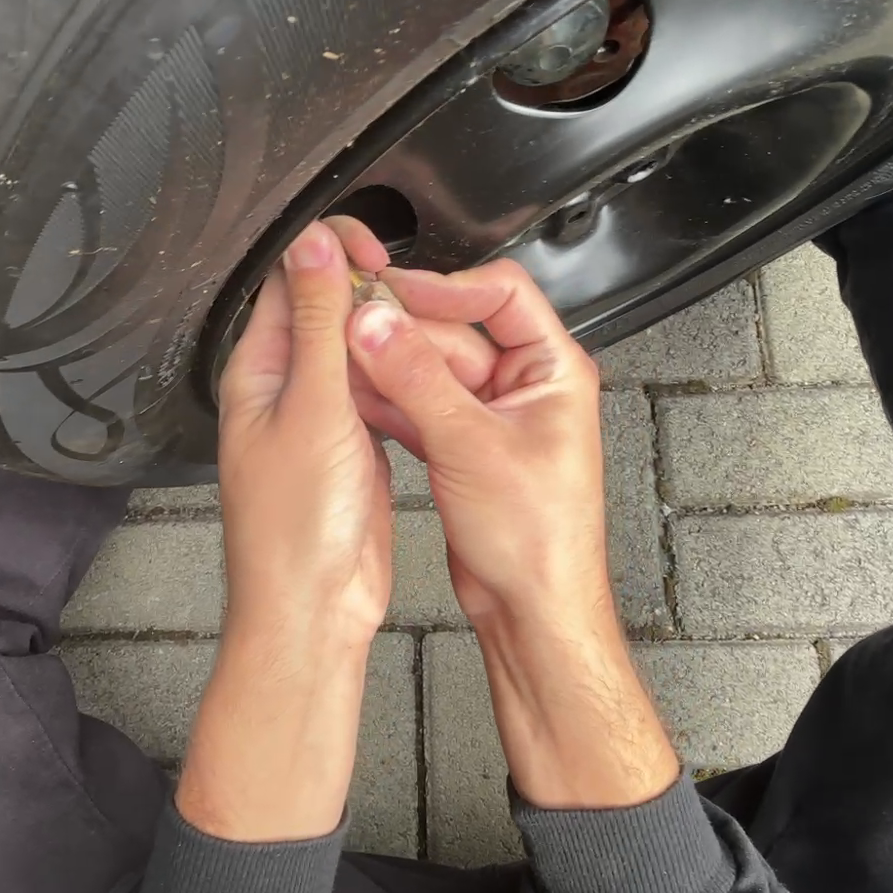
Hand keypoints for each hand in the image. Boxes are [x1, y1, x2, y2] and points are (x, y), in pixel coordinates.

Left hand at [175, 221, 387, 841]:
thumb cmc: (296, 525)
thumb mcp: (313, 410)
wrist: (316, 604)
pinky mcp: (349, 446)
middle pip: (322, 311)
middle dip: (366, 292)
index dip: (332, 253)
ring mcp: (318, 418)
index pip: (287, 280)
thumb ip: (317, 325)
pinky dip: (394, 376)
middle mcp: (282, 388)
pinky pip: (371, 393)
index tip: (378, 254)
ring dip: (384, 335)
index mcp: (257, 370)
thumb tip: (315, 246)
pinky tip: (418, 374)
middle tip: (410, 296)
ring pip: (352, 351)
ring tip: (423, 333)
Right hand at [349, 259, 679, 808]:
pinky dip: (389, 404)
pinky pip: (420, 409)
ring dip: (388, 366)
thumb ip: (418, 379)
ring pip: (430, 372)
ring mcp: (489, 418)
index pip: (501, 295)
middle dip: (402, 331)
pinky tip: (354, 398)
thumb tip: (376, 324)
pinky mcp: (461, 448)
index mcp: (551, 371)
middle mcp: (523, 388)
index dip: (445, 286)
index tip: (392, 288)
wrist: (530, 606)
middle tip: (349, 325)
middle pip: (454, 334)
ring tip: (341, 357)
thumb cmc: (539, 539)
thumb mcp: (472, 447)